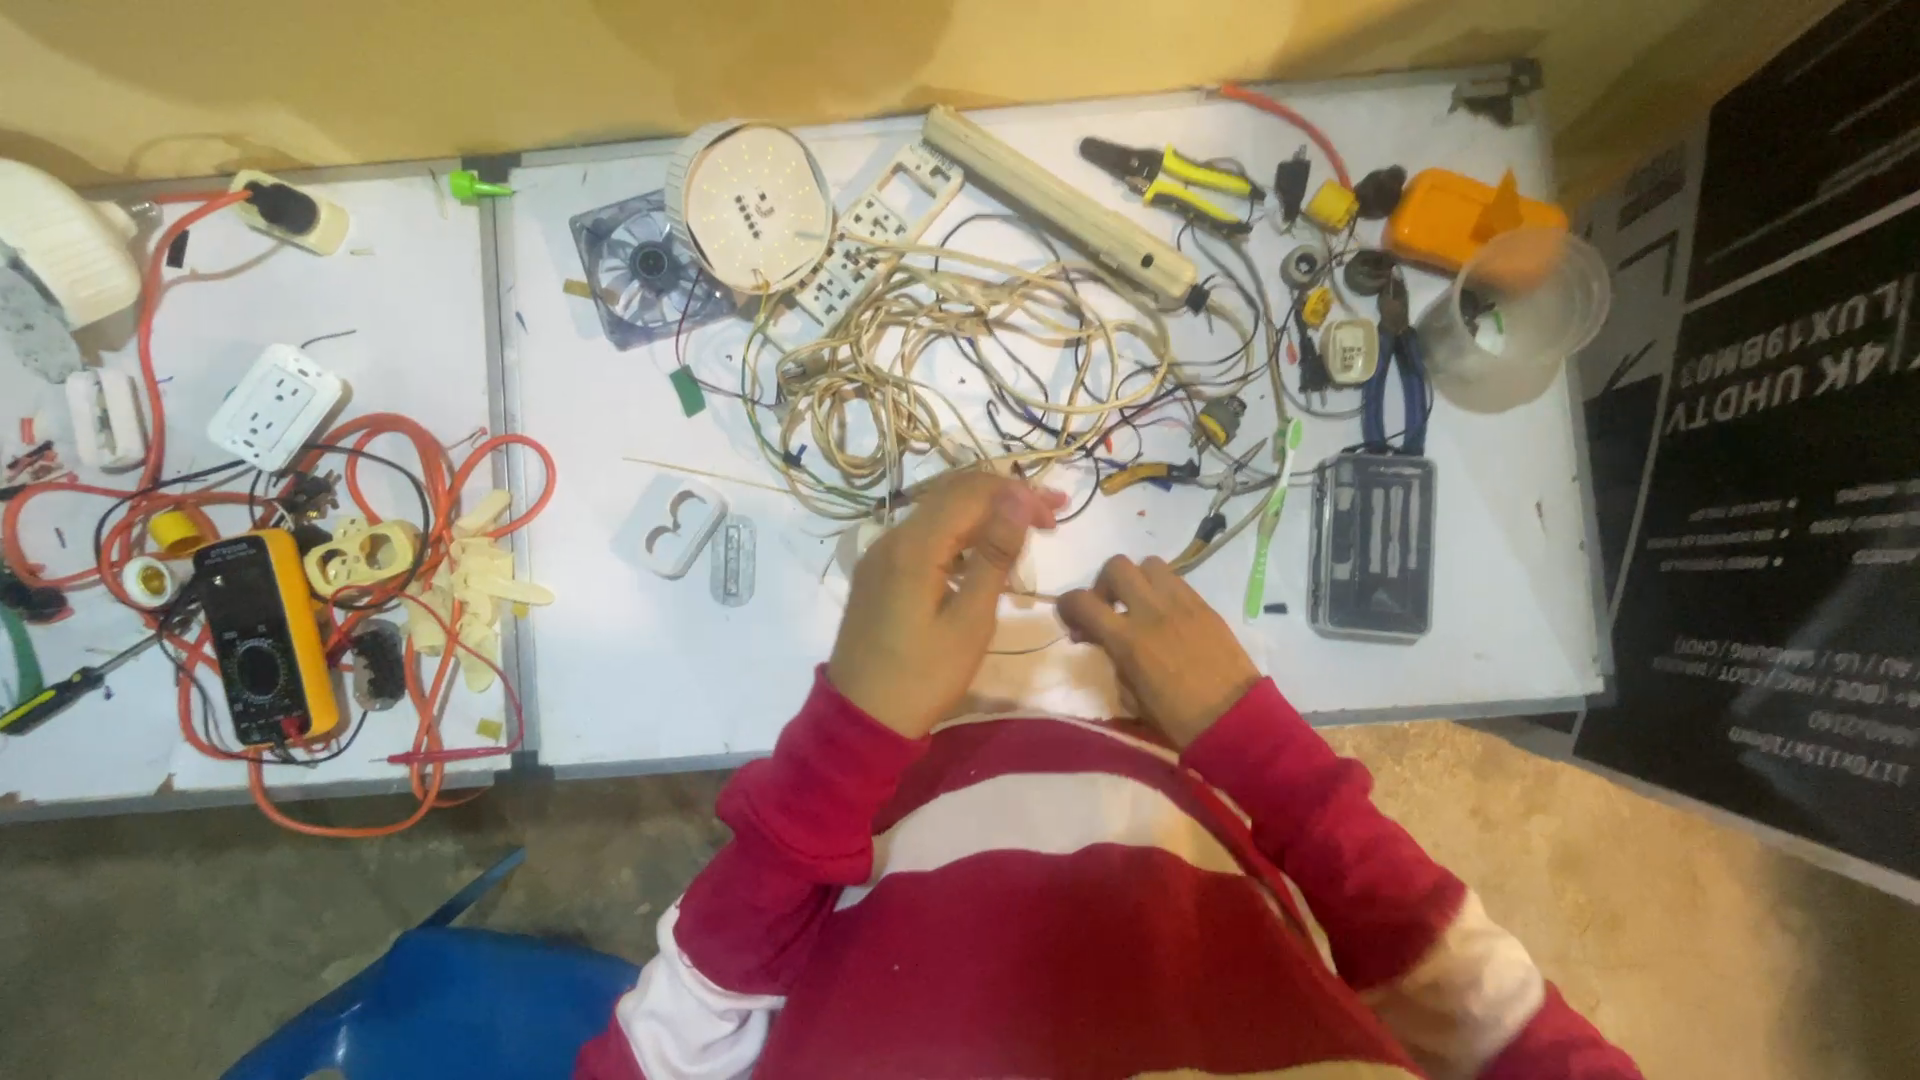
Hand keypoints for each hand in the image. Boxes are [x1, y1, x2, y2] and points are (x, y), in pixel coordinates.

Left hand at [828, 472, 1062, 737]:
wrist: (862, 718)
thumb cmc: (924, 677)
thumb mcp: (970, 620)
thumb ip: (995, 554)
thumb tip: (1017, 496)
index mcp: (913, 546)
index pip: (972, 493)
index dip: (1018, 493)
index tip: (1057, 514)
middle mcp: (891, 538)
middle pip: (953, 494)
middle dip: (1004, 496)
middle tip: (1050, 516)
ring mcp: (881, 554)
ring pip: (937, 512)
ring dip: (982, 515)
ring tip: (1024, 536)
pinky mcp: (879, 572)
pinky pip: (923, 536)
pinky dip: (958, 536)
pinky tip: (983, 558)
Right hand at [1057, 555, 1260, 748]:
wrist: (1235, 720)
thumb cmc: (1178, 720)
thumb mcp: (1131, 696)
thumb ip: (1114, 660)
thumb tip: (1106, 642)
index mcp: (1128, 640)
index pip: (1082, 602)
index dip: (1067, 606)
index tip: (1073, 622)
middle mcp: (1152, 611)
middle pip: (1116, 567)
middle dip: (1104, 585)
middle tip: (1108, 610)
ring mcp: (1182, 604)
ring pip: (1149, 564)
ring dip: (1136, 581)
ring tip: (1139, 606)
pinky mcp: (1204, 606)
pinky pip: (1176, 580)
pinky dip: (1162, 590)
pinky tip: (1166, 615)